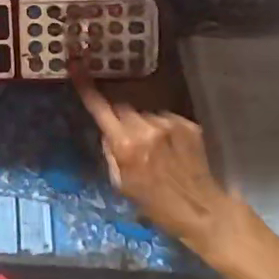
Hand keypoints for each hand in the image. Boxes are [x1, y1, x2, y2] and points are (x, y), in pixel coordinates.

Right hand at [72, 65, 252, 261]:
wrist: (203, 212)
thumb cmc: (156, 204)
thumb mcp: (121, 184)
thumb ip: (110, 152)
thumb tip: (107, 132)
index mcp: (125, 144)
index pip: (100, 109)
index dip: (86, 88)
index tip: (76, 67)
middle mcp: (146, 128)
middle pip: (123, 107)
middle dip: (120, 118)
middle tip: (127, 139)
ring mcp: (169, 124)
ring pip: (144, 113)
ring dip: (144, 124)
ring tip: (155, 150)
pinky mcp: (188, 124)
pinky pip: (165, 118)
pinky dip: (163, 129)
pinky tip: (172, 149)